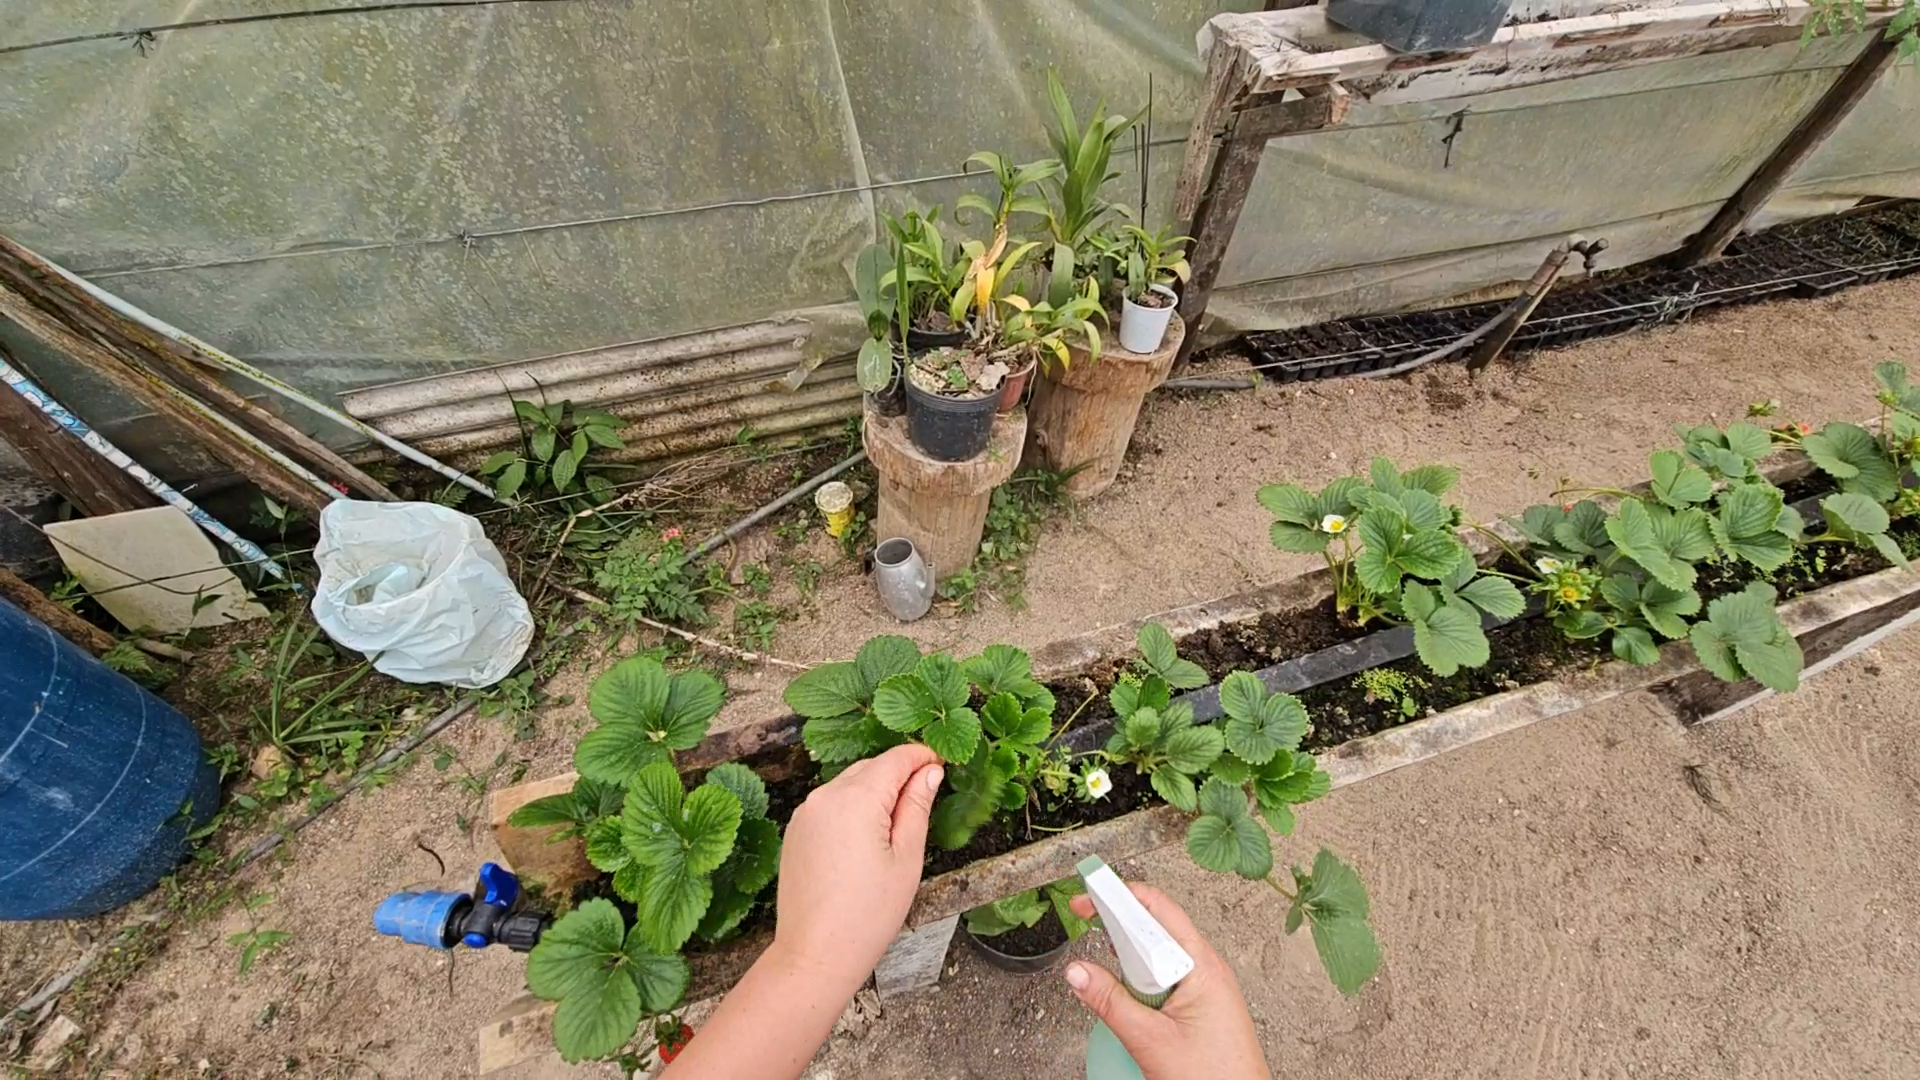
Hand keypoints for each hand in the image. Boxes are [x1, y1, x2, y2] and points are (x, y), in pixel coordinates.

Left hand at [770, 743, 943, 990]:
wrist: (814, 956)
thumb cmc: (868, 915)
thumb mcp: (906, 858)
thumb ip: (917, 807)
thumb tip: (930, 772)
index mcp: (858, 799)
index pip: (896, 759)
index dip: (922, 757)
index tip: (941, 763)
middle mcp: (827, 795)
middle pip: (872, 767)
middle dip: (899, 775)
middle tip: (925, 795)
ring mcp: (807, 811)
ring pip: (850, 783)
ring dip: (874, 790)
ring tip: (895, 823)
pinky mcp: (796, 829)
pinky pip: (831, 802)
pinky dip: (852, 807)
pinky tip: (865, 837)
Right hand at [1065, 883, 1270, 1079]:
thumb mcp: (1151, 1041)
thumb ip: (1110, 1003)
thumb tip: (1077, 972)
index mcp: (1201, 965)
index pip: (1156, 909)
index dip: (1118, 896)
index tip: (1089, 895)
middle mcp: (1206, 968)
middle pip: (1155, 926)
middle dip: (1119, 922)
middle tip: (1087, 918)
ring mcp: (1206, 986)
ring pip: (1159, 953)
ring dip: (1130, 954)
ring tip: (1107, 964)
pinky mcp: (1202, 1005)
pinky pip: (1166, 976)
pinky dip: (1142, 977)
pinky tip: (1130, 992)